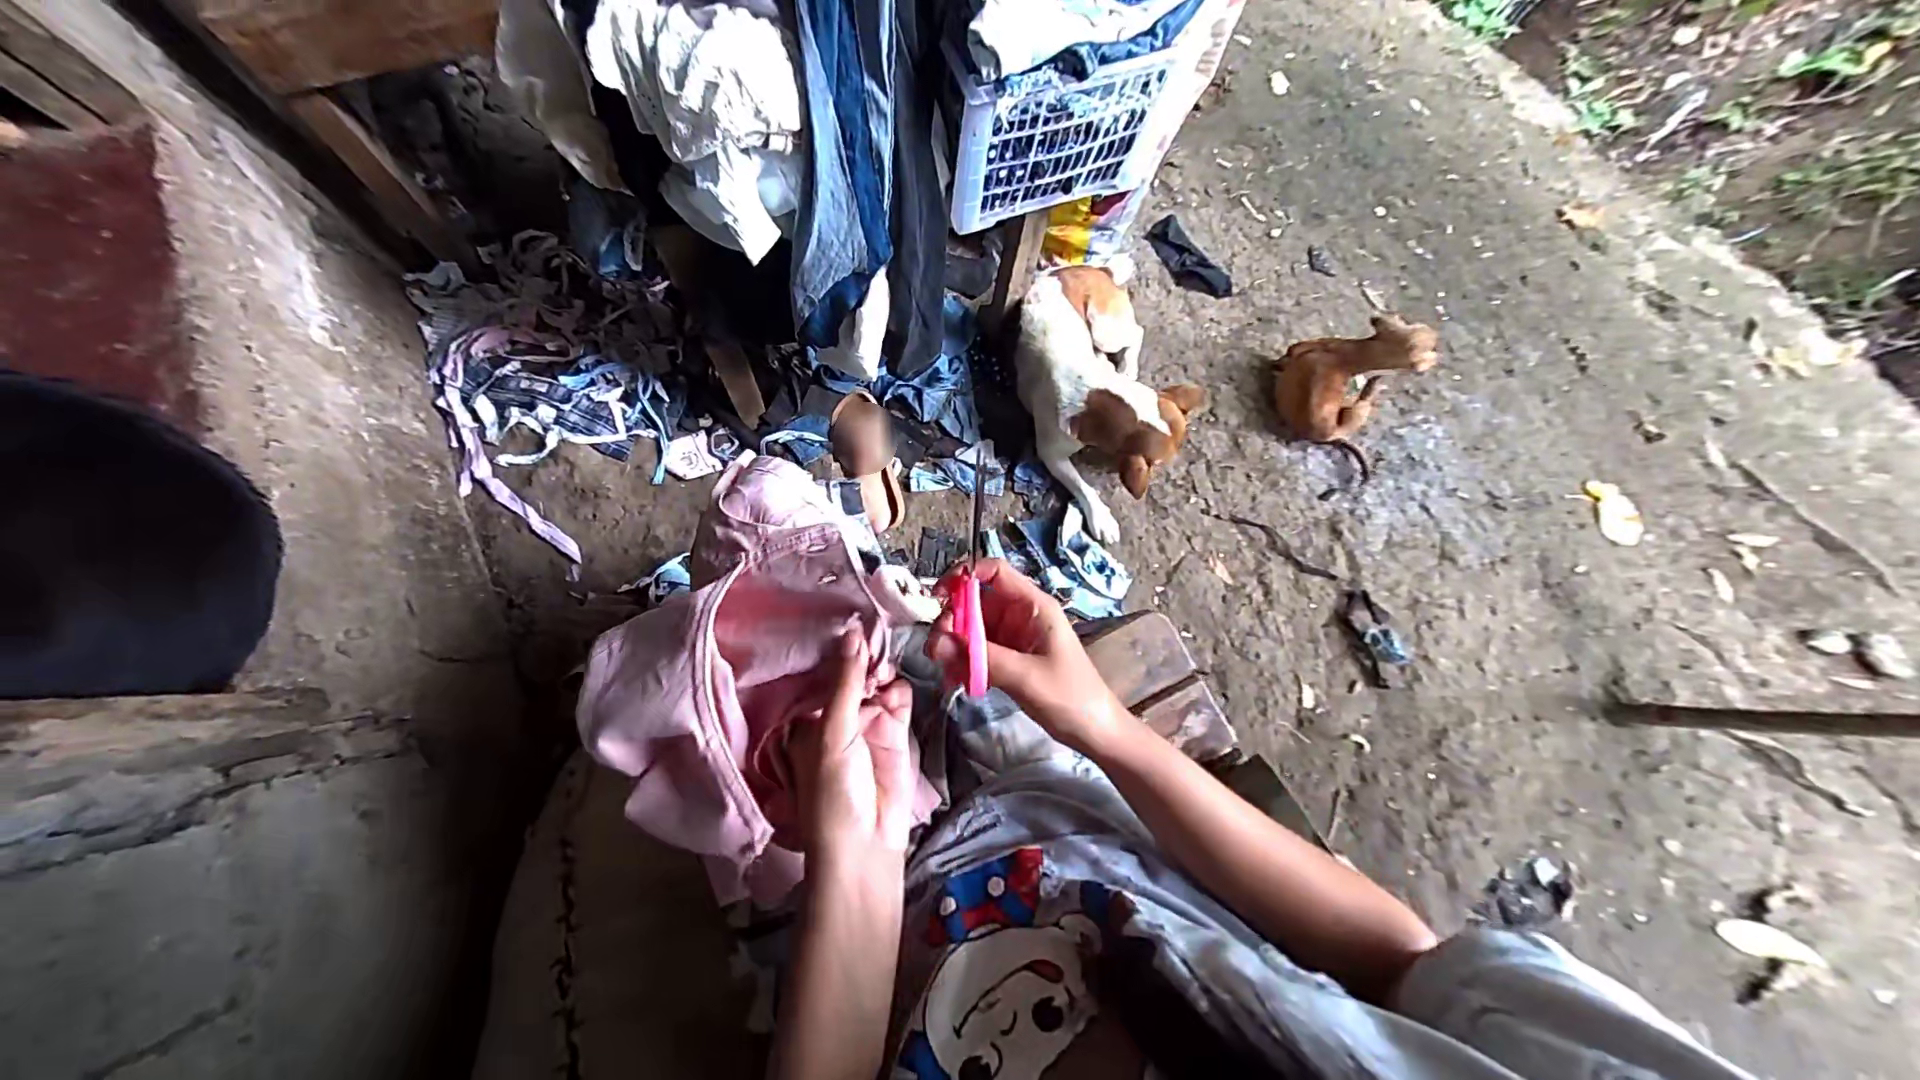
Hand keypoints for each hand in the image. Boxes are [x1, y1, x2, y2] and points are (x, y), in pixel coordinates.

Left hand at [787, 630, 917, 859]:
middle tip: (874, 648)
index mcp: (812, 716)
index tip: (853, 622)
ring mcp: (869, 722)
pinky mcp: (896, 732)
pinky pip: (899, 699)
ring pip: (879, 682)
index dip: (840, 651)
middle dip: (865, 658)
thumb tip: (852, 633)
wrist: (866, 844)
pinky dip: (900, 689)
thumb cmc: (832, 790)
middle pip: (856, 673)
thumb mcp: (832, 732)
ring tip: (883, 674)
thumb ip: (845, 682)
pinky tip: (896, 688)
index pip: (827, 673)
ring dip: (883, 672)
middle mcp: (840, 715)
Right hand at [926, 559, 1127, 753]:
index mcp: (1034, 606)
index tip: (938, 597)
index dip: (964, 575)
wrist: (1095, 732)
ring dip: (952, 646)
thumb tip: (939, 642)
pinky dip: (961, 663)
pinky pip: (975, 652)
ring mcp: (1012, 638)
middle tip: (936, 650)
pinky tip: (956, 681)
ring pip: (970, 629)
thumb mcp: (1026, 676)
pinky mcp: (1007, 659)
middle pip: (974, 602)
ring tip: (945, 671)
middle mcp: (1020, 615)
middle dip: (951, 622)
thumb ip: (982, 658)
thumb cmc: (1071, 697)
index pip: (995, 572)